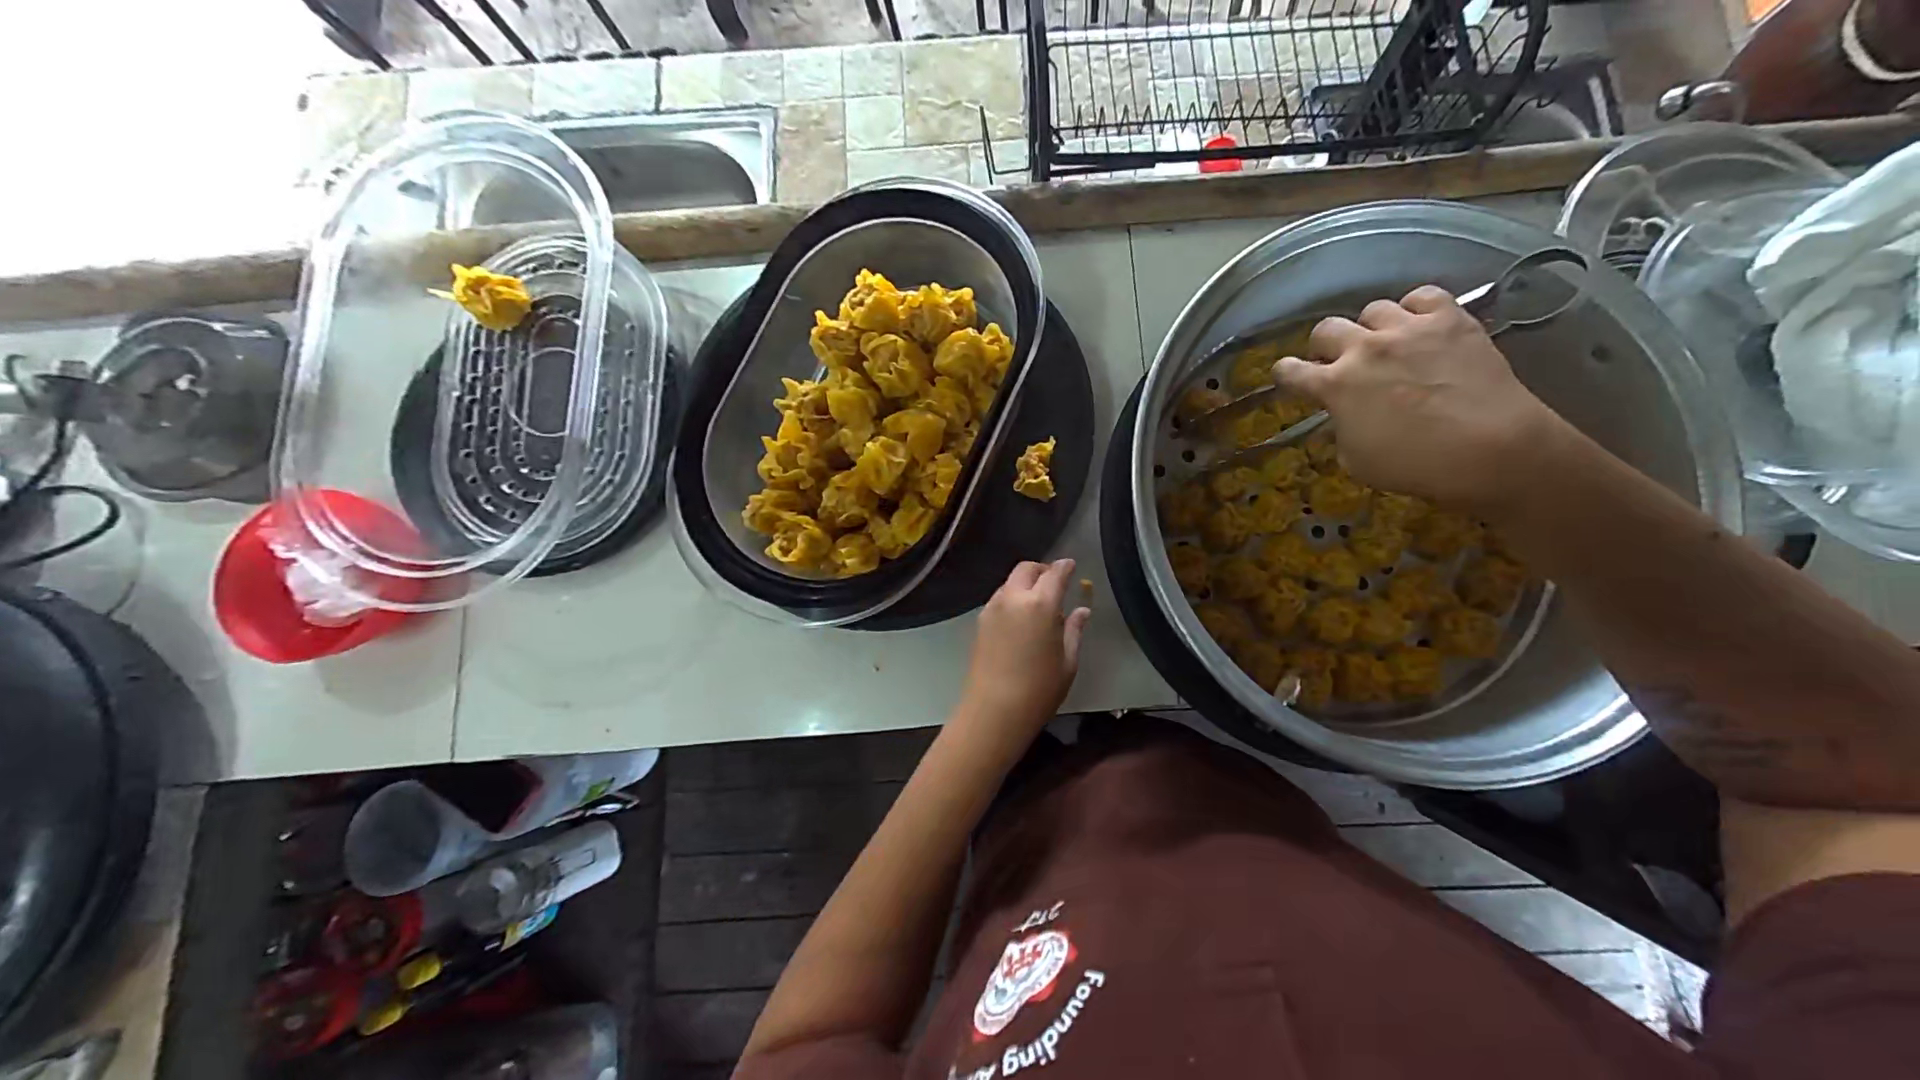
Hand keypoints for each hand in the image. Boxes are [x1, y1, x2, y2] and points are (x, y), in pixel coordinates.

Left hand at [956, 559, 1091, 754]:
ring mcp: (992, 608)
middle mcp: (1012, 598)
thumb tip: (1081, 611)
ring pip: (1009, 583)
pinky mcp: (980, 622)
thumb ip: (1073, 630)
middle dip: (1041, 570)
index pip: (1054, 573)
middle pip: (1026, 569)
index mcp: (1040, 604)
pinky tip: (1021, 619)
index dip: (1064, 567)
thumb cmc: (1039, 689)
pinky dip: (1012, 598)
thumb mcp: (1067, 661)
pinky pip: (999, 599)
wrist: (994, 710)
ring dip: (1024, 584)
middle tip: (1054, 582)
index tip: (1071, 566)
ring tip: (1038, 604)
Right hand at [1269, 286, 1577, 515]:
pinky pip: (1421, 296)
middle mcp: (1364, 349)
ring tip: (1386, 343)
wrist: (1491, 449)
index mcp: (1334, 386)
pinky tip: (1420, 326)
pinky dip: (1415, 308)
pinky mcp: (1450, 319)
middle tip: (1339, 362)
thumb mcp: (1356, 460)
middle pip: (1325, 329)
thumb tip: (1339, 417)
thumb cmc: (1415, 466)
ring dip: (1372, 328)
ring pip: (1372, 309)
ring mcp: (1408, 329)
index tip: (1291, 380)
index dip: (1286, 375)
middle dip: (1325, 346)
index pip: (1289, 371)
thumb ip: (1340, 430)